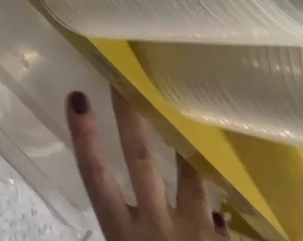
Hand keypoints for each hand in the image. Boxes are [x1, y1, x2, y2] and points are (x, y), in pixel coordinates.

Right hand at [68, 86, 227, 239]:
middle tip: (123, 78)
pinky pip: (221, 216)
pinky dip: (218, 204)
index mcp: (123, 234)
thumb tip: (110, 208)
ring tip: (185, 116)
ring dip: (185, 147)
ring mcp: (195, 234)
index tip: (77, 96)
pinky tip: (225, 194)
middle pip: (140, 159)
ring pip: (190, 177)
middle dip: (130, 117)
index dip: (85, 137)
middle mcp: (156, 225)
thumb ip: (117, 235)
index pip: (96, 177)